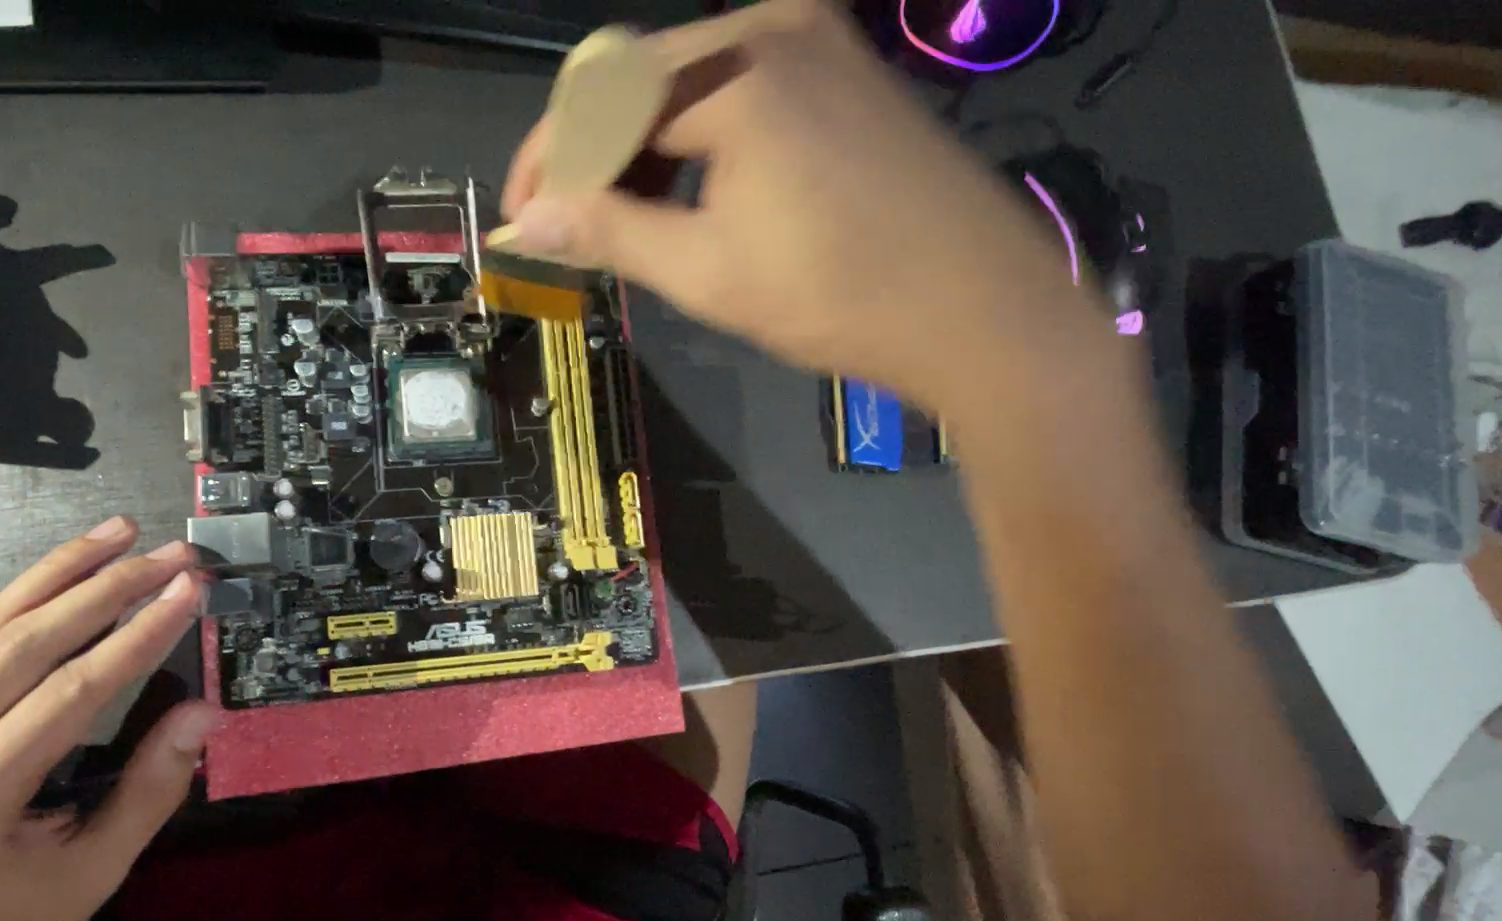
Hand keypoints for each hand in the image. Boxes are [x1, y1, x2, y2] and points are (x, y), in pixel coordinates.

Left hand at [0, 517, 218, 920]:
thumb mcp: (96, 873)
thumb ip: (151, 788)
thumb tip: (203, 712)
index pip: (72, 690)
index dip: (139, 632)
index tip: (188, 588)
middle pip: (25, 643)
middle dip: (106, 586)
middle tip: (168, 552)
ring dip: (57, 573)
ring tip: (116, 532)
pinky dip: (18, 601)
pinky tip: (58, 577)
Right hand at [501, 0, 1113, 413]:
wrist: (979, 309)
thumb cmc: (838, 297)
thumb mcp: (707, 272)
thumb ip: (609, 232)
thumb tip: (527, 220)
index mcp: (734, 73)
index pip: (599, 99)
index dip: (547, 160)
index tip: (522, 218)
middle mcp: (771, 30)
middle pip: (639, 79)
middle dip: (591, 156)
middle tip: (572, 229)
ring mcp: (816, 42)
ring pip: (687, 84)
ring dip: (643, 149)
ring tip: (629, 224)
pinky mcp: (843, 71)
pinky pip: (738, 89)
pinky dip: (697, 140)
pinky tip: (692, 195)